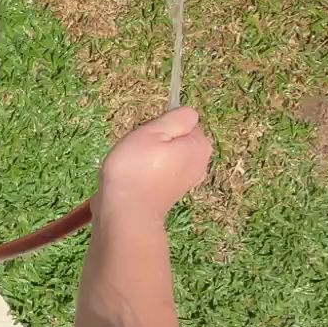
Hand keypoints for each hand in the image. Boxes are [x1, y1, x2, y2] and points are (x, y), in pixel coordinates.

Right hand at [94, 107, 210, 226]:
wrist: (127, 211)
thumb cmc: (136, 168)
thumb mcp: (152, 132)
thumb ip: (175, 119)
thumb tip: (188, 114)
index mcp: (199, 145)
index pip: (182, 122)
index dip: (161, 126)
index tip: (146, 136)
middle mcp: (200, 162)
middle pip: (176, 140)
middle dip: (156, 141)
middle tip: (137, 150)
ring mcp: (187, 180)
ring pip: (167, 156)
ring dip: (150, 157)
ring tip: (133, 166)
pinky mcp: (172, 193)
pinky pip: (160, 172)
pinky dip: (148, 172)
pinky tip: (135, 179)